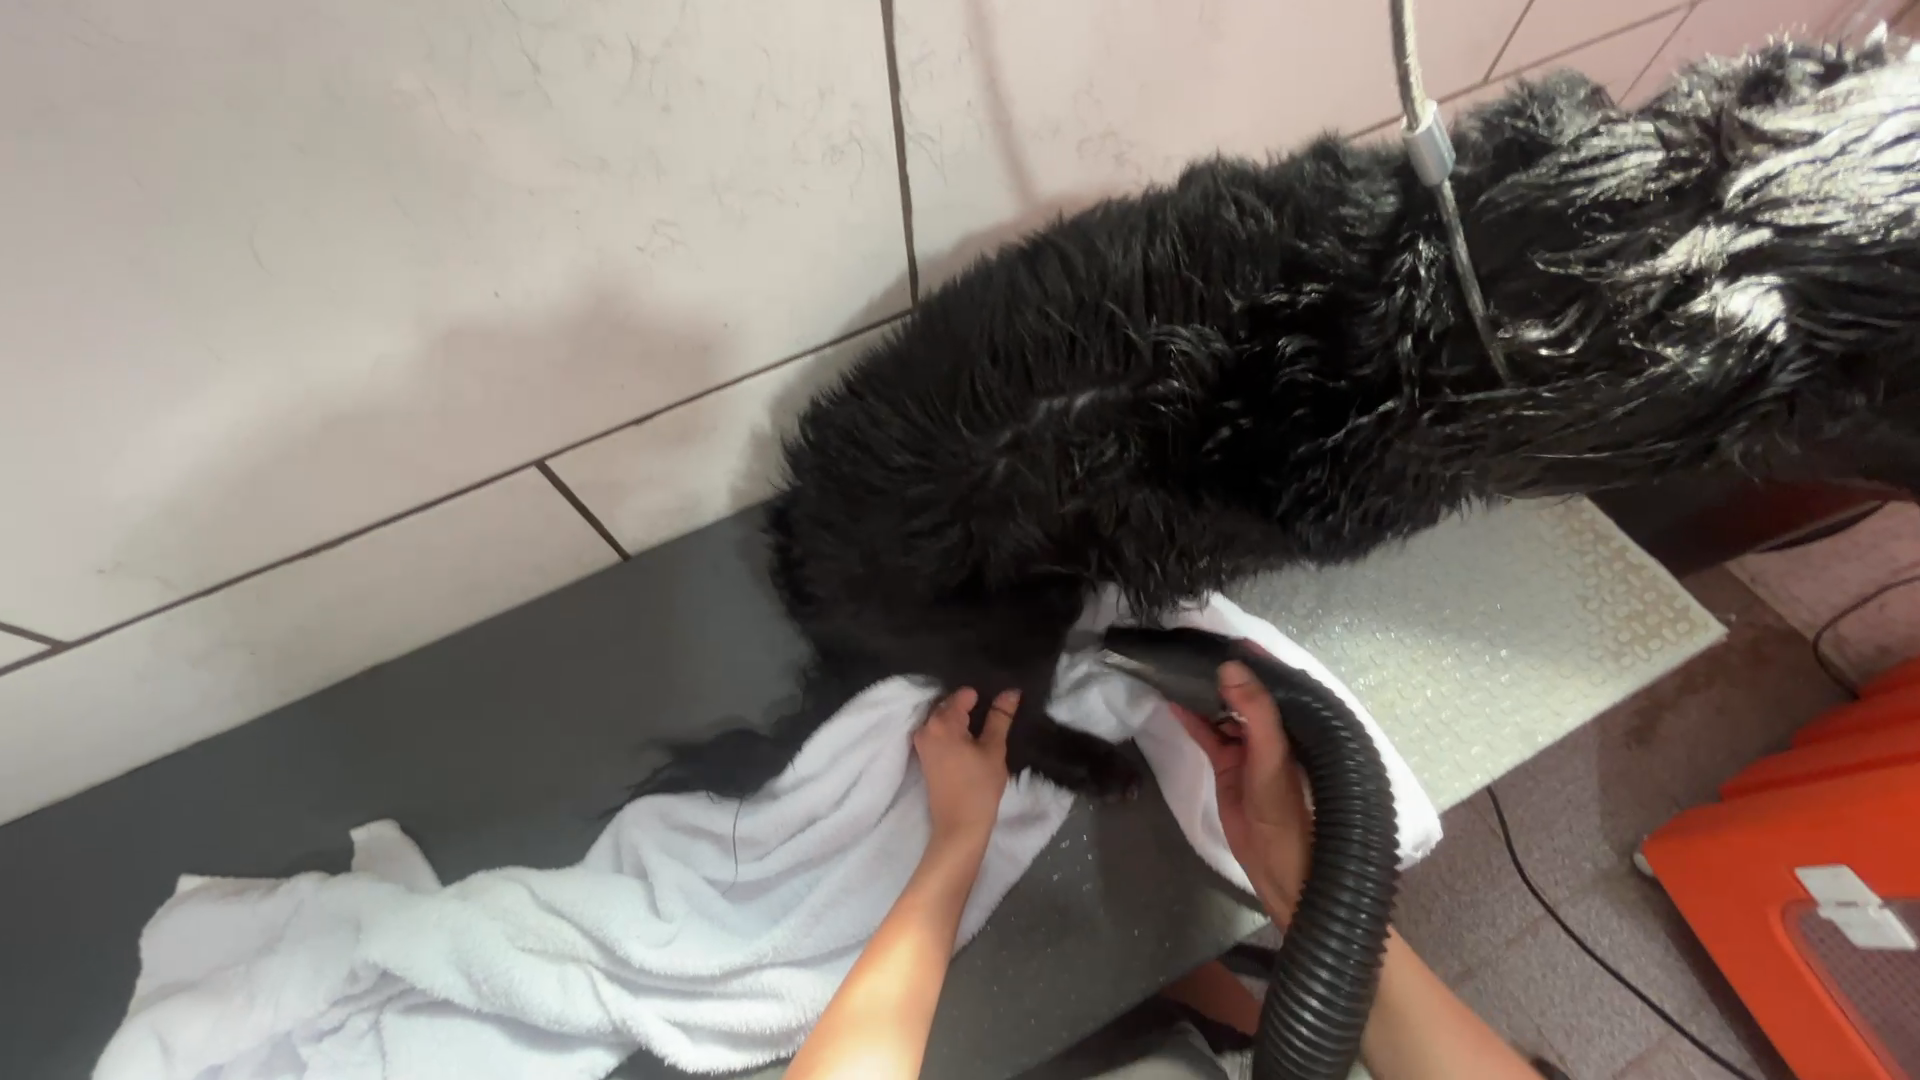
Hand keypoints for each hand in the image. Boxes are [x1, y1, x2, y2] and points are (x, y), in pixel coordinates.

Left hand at [913, 688, 1016, 848]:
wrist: (959, 827)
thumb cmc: (979, 787)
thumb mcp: (994, 748)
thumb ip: (1000, 717)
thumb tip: (1011, 691)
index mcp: (941, 721)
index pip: (964, 694)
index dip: (983, 697)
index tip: (999, 706)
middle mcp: (925, 727)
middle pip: (951, 704)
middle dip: (972, 707)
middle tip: (996, 716)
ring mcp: (922, 742)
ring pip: (945, 718)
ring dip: (964, 720)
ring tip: (987, 729)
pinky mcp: (924, 755)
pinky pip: (939, 732)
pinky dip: (955, 732)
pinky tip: (972, 742)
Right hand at [1171, 659, 1313, 920]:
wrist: (1277, 864)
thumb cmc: (1283, 808)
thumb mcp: (1270, 754)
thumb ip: (1255, 711)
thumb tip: (1230, 666)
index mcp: (1296, 725)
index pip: (1276, 681)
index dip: (1255, 658)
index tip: (1226, 634)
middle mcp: (1274, 731)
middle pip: (1247, 693)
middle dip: (1225, 671)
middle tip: (1193, 645)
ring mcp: (1248, 747)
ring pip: (1224, 710)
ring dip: (1205, 692)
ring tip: (1178, 667)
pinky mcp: (1227, 763)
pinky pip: (1207, 732)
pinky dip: (1191, 718)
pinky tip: (1172, 702)